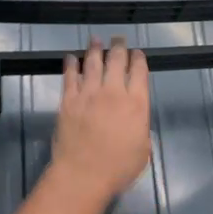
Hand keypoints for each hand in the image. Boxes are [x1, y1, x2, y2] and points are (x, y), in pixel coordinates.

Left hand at [51, 37, 151, 200]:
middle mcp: (114, 93)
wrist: (83, 175)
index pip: (139, 72)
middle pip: (117, 61)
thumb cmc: (118, 168)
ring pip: (93, 64)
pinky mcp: (68, 100)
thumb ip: (141, 129)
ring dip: (95, 49)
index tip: (137, 52)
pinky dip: (71, 64)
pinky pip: (70, 77)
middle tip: (118, 39)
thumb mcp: (143, 150)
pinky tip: (71, 57)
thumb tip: (136, 120)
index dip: (138, 59)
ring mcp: (89, 94)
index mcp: (136, 104)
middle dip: (119, 47)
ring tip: (95, 40)